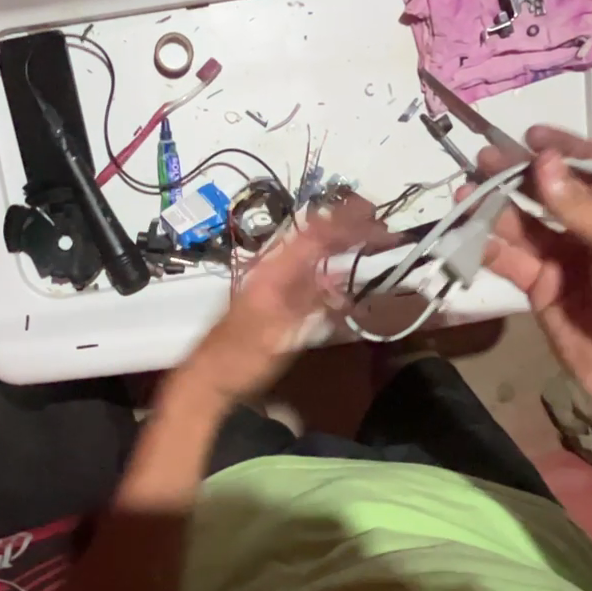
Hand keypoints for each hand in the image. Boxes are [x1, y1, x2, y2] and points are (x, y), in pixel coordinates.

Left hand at [174, 196, 380, 404]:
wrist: (210, 377)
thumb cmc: (238, 358)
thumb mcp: (275, 335)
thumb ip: (307, 308)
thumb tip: (339, 283)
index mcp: (272, 272)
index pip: (312, 234)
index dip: (342, 220)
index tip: (372, 213)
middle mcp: (274, 271)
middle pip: (315, 240)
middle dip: (348, 230)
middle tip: (382, 227)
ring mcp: (275, 285)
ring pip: (313, 257)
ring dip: (341, 248)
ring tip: (371, 241)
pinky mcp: (277, 302)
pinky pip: (309, 280)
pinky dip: (330, 274)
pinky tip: (345, 278)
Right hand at [467, 126, 591, 437]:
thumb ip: (579, 205)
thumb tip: (543, 161)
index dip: (562, 150)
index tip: (529, 135)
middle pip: (549, 193)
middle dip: (516, 176)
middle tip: (481, 160)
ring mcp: (565, 259)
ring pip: (523, 225)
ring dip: (495, 208)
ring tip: (465, 192)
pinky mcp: (541, 289)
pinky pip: (511, 260)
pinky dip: (489, 246)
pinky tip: (469, 232)